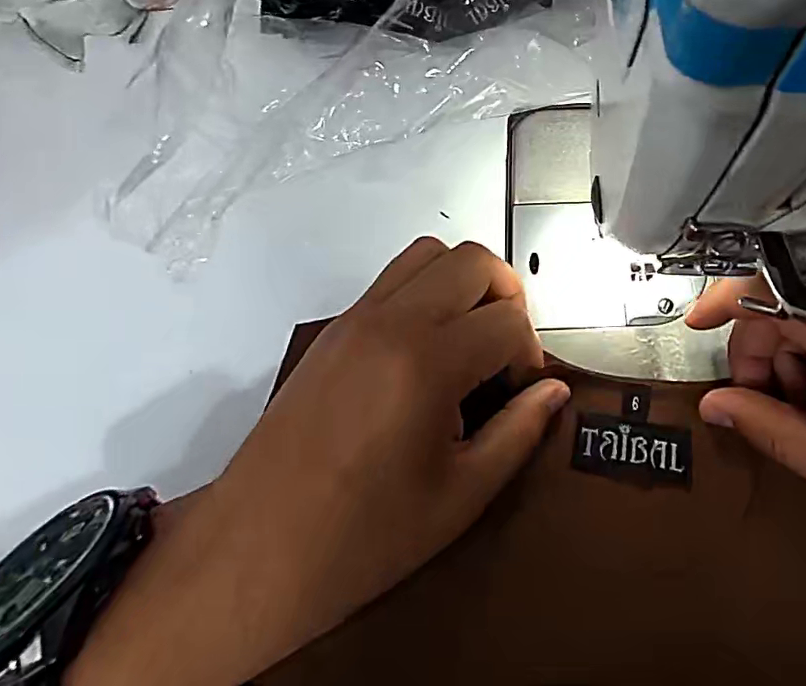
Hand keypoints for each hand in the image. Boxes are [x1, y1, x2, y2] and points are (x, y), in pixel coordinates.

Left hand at [69, 238, 569, 685]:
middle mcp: (393, 322)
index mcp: (427, 364)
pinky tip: (427, 346)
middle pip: (474, 261)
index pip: (508, 320)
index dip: (530, 353)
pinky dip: (426, 288)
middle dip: (508, 295)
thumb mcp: (459, 498)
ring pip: (430, 252)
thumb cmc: (362, 539)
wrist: (251, 553)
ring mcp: (357, 317)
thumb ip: (518, 433)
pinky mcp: (334, 328)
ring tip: (470, 335)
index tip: (523, 391)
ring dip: (465, 280)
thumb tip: (554, 390)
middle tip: (506, 350)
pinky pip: (394, 276)